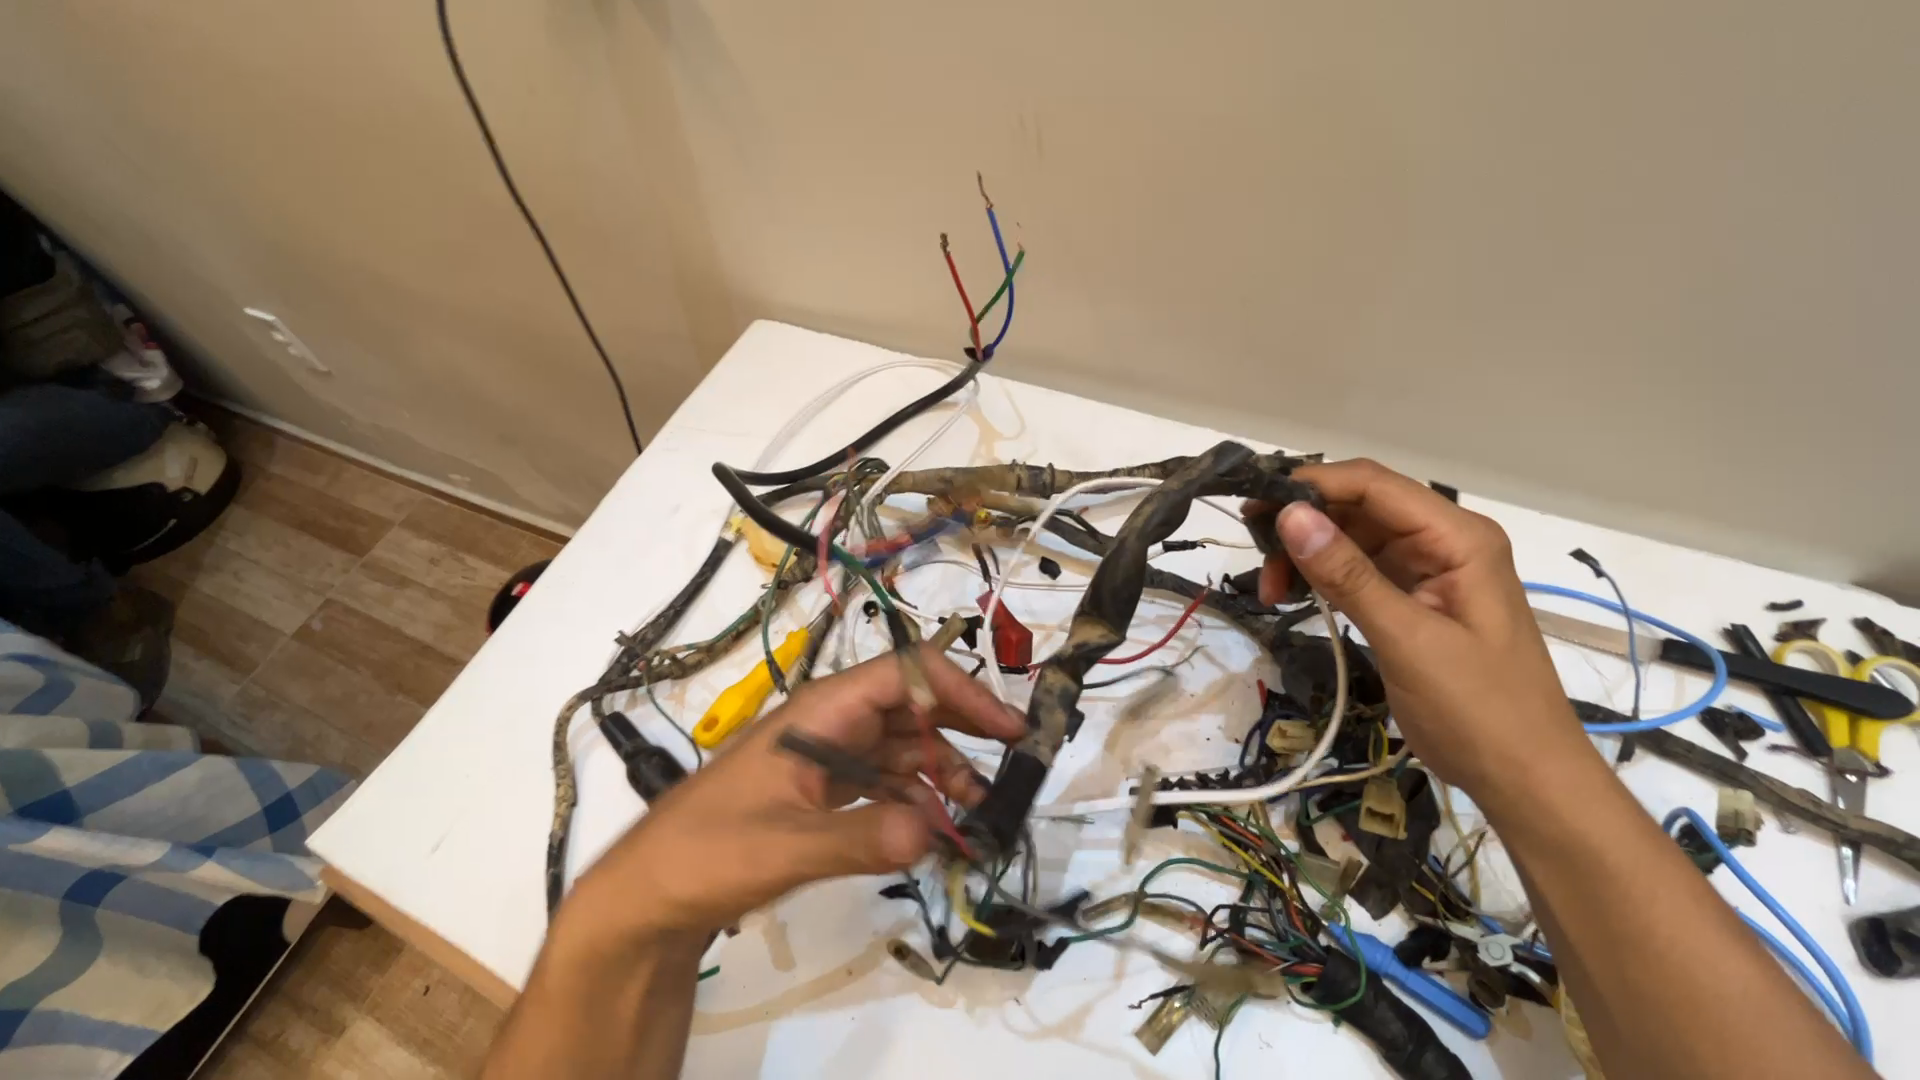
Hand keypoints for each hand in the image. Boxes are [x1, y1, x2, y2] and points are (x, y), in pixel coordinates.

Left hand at [565, 647, 1026, 940]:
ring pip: (905, 748)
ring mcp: (831, 758)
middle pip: (913, 706)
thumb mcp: (783, 847)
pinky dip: (917, 801)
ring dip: (945, 772)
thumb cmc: (709, 851)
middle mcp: (833, 723)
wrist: (655, 891)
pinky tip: (938, 831)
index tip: (1007, 729)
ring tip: (980, 813)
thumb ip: (857, 839)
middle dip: (965, 726)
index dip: (961, 693)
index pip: (905, 676)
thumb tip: (933, 830)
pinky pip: (887, 784)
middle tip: (1017, 759)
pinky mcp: (827, 792)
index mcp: (823, 711)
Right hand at [1249, 459, 1584, 798]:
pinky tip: (1295, 596)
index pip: (1372, 485)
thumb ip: (1348, 575)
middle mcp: (1445, 541)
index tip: (1252, 507)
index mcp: (1457, 538)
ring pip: (1353, 538)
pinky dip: (1323, 579)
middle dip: (1303, 525)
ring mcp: (1431, 570)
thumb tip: (1290, 515)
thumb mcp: (1407, 639)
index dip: (1310, 485)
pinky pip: (1360, 571)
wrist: (1525, 777)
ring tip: (1271, 591)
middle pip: (1359, 507)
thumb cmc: (1477, 709)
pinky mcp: (1416, 599)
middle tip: (1254, 557)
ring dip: (1307, 555)